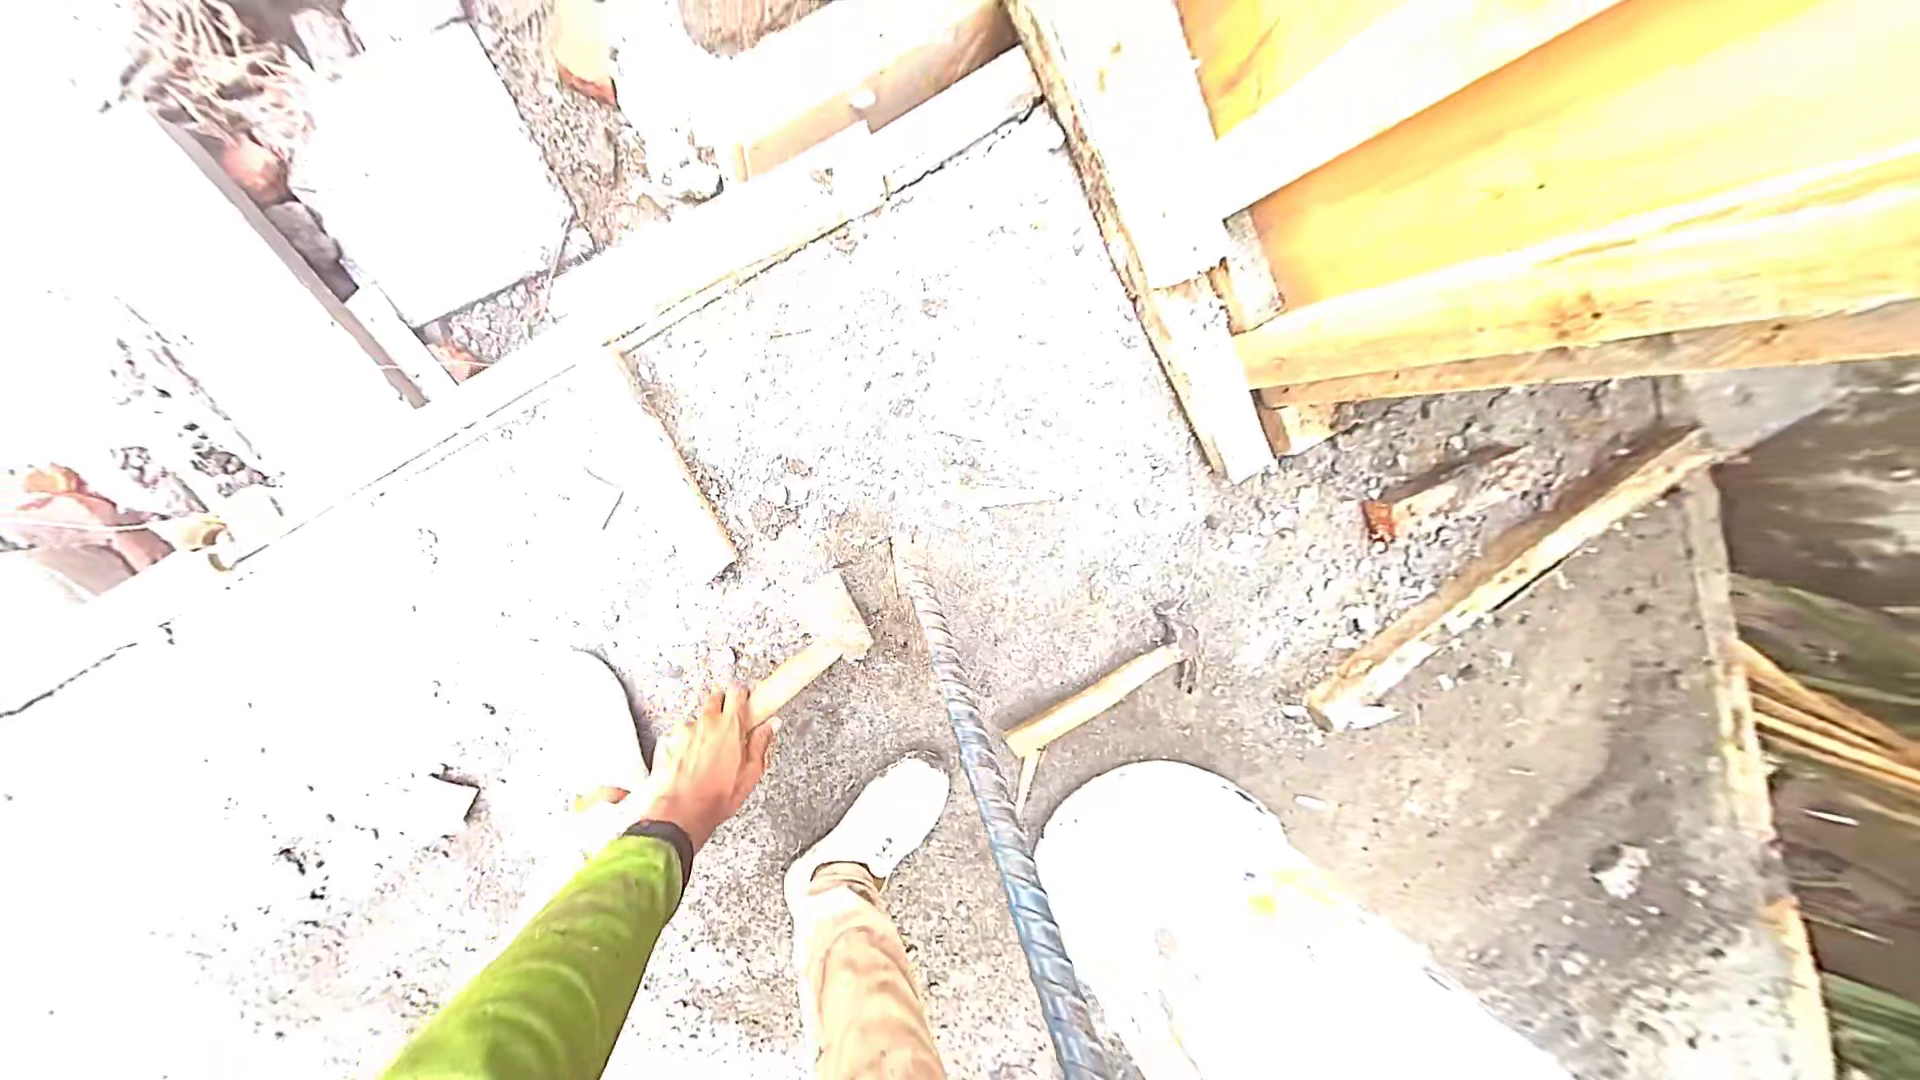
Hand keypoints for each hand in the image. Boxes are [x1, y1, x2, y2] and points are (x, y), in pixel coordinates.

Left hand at [638, 683, 774, 851]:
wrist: (680, 814)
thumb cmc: (716, 796)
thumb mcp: (751, 772)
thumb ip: (762, 743)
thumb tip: (771, 725)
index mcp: (730, 725)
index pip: (738, 692)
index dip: (742, 695)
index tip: (745, 700)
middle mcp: (706, 722)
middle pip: (715, 698)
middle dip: (722, 705)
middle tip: (727, 723)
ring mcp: (684, 731)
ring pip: (696, 719)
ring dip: (702, 729)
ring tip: (705, 753)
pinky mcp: (666, 743)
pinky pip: (677, 736)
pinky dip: (683, 744)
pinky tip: (688, 762)